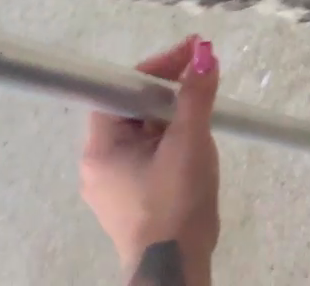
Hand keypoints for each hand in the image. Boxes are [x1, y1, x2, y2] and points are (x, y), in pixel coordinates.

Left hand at [79, 36, 220, 284]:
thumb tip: (204, 53)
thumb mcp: (190, 141)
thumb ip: (197, 96)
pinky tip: (199, 127)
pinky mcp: (137, 189)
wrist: (174, 258)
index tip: (190, 51)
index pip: (116, 93)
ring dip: (174, 105)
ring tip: (208, 93)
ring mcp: (117, 179)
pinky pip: (152, 146)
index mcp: (102, 150)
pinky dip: (175, 128)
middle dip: (168, 83)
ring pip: (144, 127)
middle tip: (205, 65)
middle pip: (130, 108)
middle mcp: (101, 162)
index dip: (151, 69)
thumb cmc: (175, 197)